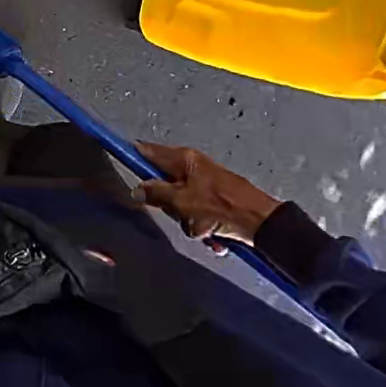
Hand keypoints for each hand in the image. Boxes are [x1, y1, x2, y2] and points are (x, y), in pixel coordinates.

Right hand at [135, 141, 280, 248]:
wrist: (265, 224)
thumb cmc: (220, 208)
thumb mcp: (182, 202)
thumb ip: (155, 194)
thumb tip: (136, 190)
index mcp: (183, 159)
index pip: (148, 151)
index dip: (133, 155)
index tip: (119, 161)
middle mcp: (194, 166)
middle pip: (164, 182)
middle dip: (167, 203)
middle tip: (176, 213)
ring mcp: (207, 183)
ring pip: (181, 201)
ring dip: (187, 219)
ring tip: (201, 229)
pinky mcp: (218, 199)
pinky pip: (199, 212)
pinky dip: (203, 226)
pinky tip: (214, 235)